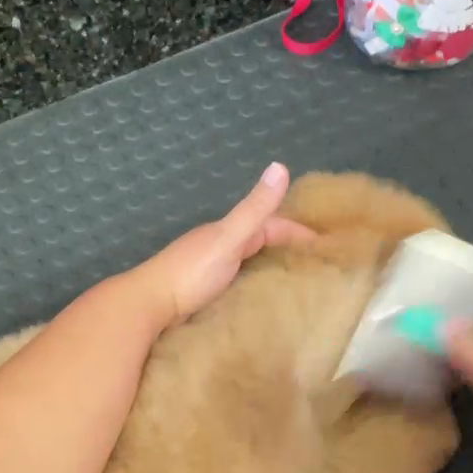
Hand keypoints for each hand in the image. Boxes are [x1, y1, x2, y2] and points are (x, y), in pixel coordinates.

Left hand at [128, 163, 316, 324]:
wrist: (147, 305)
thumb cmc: (189, 272)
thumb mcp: (228, 239)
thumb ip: (253, 209)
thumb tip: (280, 166)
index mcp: (226, 232)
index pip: (269, 225)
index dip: (296, 232)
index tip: (325, 248)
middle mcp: (216, 247)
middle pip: (257, 244)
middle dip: (284, 251)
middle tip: (316, 270)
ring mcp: (206, 272)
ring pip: (245, 266)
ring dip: (266, 271)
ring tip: (294, 291)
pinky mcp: (200, 296)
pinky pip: (234, 288)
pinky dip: (250, 290)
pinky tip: (258, 306)